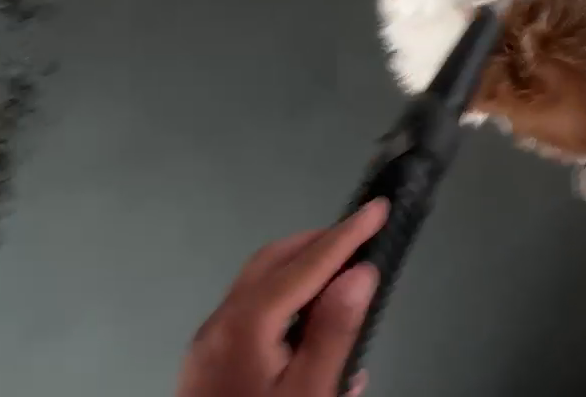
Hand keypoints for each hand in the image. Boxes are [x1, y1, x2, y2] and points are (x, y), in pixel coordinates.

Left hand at [177, 200, 386, 396]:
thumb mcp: (309, 396)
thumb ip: (334, 332)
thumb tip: (359, 272)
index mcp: (246, 324)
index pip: (308, 263)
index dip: (348, 234)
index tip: (379, 209)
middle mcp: (220, 323)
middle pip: (274, 261)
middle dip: (320, 244)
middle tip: (361, 242)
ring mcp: (207, 344)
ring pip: (258, 283)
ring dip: (301, 269)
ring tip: (342, 280)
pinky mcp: (207, 365)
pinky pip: (250, 311)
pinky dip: (284, 298)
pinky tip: (310, 326)